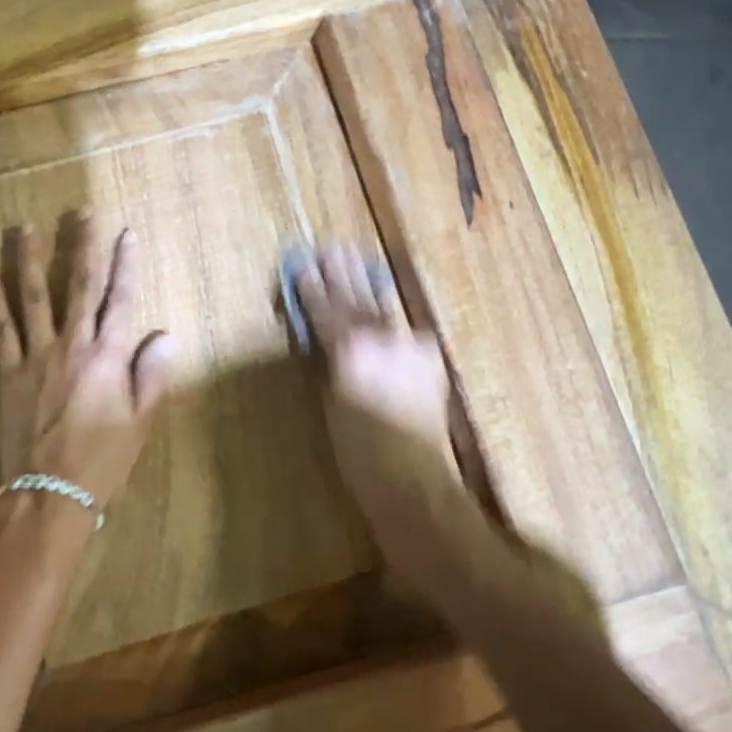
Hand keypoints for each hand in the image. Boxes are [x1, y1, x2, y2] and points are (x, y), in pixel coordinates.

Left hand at [0, 213, 172, 525]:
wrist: (49, 493)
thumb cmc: (102, 462)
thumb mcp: (140, 423)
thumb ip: (151, 375)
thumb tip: (165, 335)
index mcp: (108, 357)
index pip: (121, 300)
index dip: (126, 265)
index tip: (128, 234)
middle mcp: (72, 346)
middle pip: (79, 286)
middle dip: (82, 246)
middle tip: (81, 211)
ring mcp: (36, 356)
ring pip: (33, 296)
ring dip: (30, 258)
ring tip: (24, 227)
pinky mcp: (8, 372)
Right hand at [296, 244, 466, 548]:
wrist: (417, 483)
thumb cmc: (361, 456)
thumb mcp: (332, 406)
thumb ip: (329, 365)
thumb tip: (325, 341)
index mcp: (351, 350)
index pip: (326, 309)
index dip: (312, 289)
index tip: (301, 266)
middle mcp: (384, 338)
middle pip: (358, 298)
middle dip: (342, 274)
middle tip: (331, 247)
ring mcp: (412, 346)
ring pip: (386, 306)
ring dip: (369, 283)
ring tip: (356, 259)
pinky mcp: (430, 360)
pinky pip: (405, 326)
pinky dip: (391, 312)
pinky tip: (384, 298)